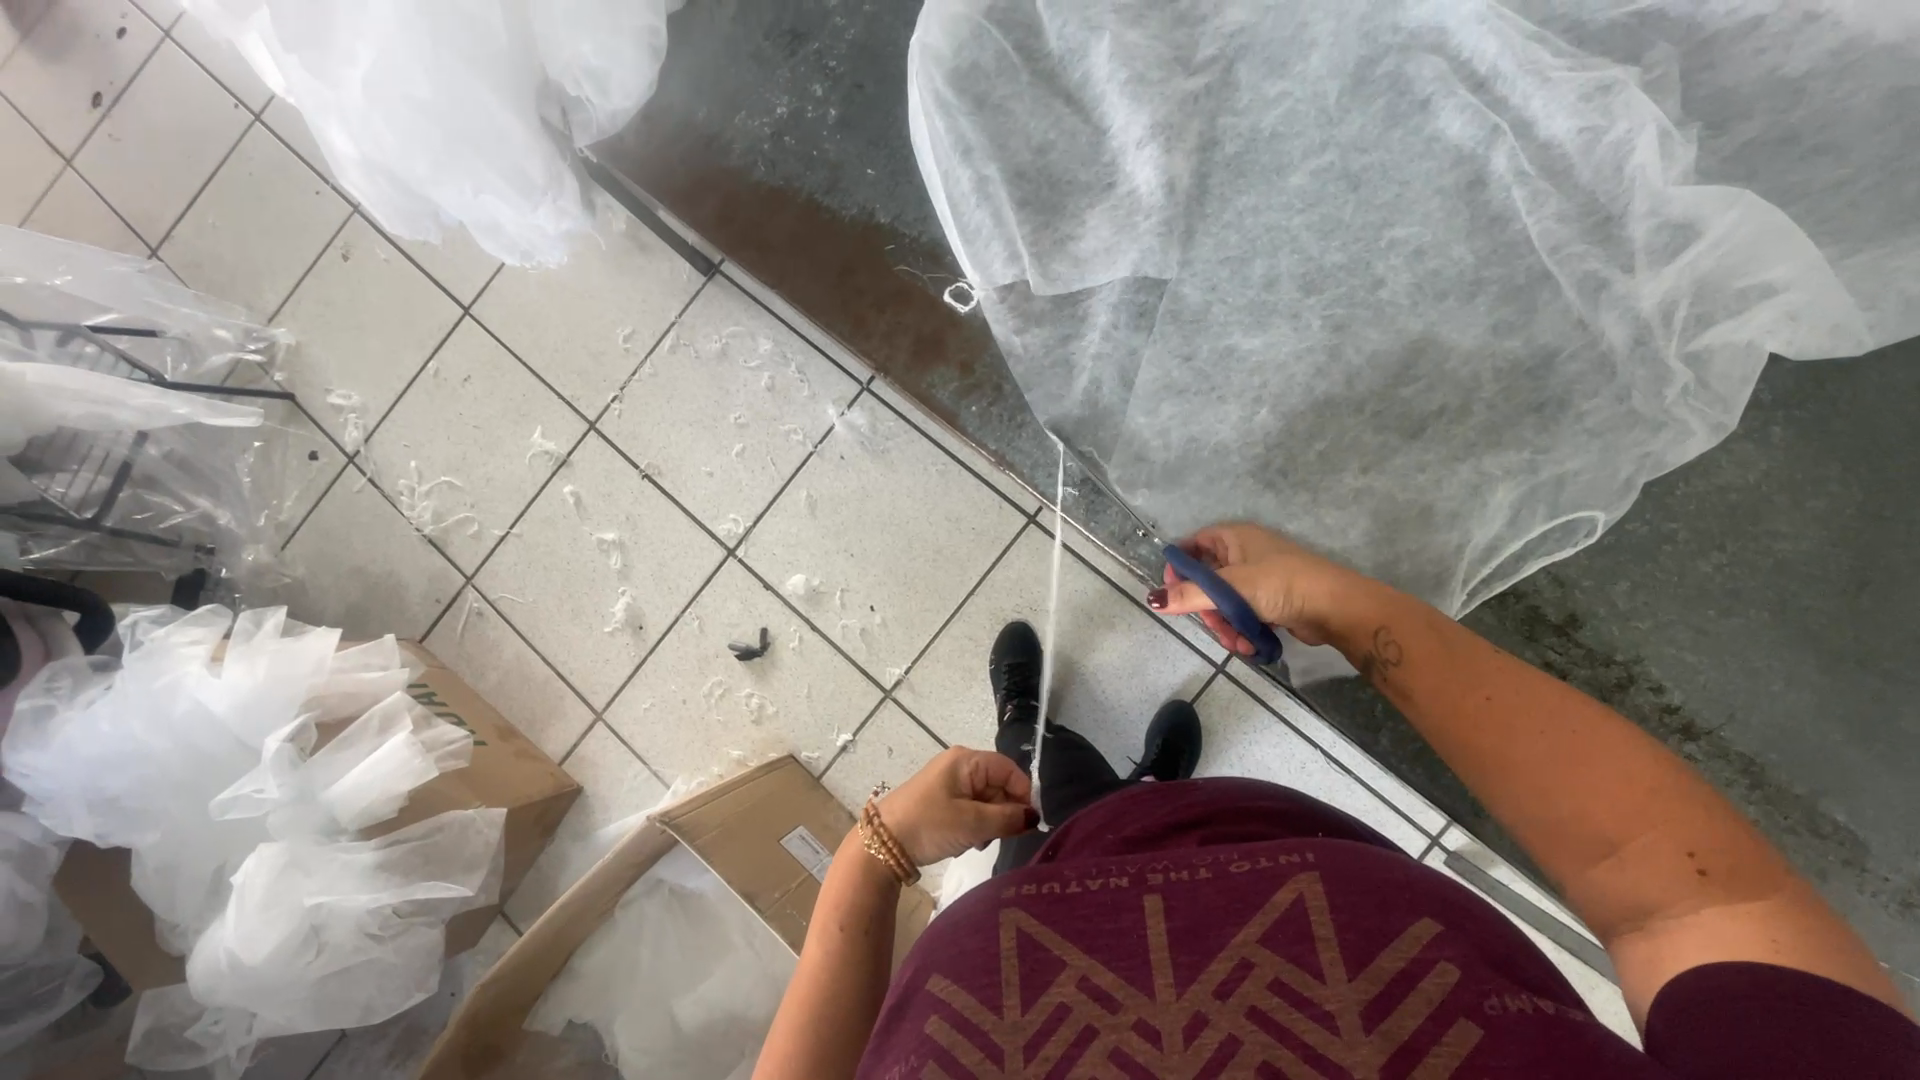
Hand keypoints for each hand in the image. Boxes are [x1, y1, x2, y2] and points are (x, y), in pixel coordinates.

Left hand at [875, 748, 1035, 864]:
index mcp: (966, 761)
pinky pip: (971, 809)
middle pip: (998, 785)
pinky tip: (965, 842)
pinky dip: (974, 826)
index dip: (1022, 794)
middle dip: (1002, 812)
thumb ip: (1007, 819)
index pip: (1009, 769)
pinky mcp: (942, 800)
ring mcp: (950, 783)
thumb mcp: (973, 824)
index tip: (1027, 822)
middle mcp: (960, 765)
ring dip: (988, 823)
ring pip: (986, 800)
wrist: (883, 843)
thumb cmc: (929, 825)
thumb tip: (1034, 817)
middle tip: (994, 837)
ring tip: (975, 842)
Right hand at [1148, 523, 1377, 652]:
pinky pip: (1242, 614)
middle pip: (1206, 581)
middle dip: (1206, 609)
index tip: (1173, 593)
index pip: (1193, 545)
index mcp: (1234, 538)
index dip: (1179, 568)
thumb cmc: (1282, 584)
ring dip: (1224, 626)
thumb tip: (1152, 600)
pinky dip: (1241, 630)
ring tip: (1236, 642)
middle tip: (1213, 624)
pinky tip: (1248, 645)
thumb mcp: (1232, 588)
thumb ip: (1189, 595)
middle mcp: (1243, 554)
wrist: (1336, 607)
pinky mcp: (1270, 601)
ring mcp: (1258, 579)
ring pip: (1223, 602)